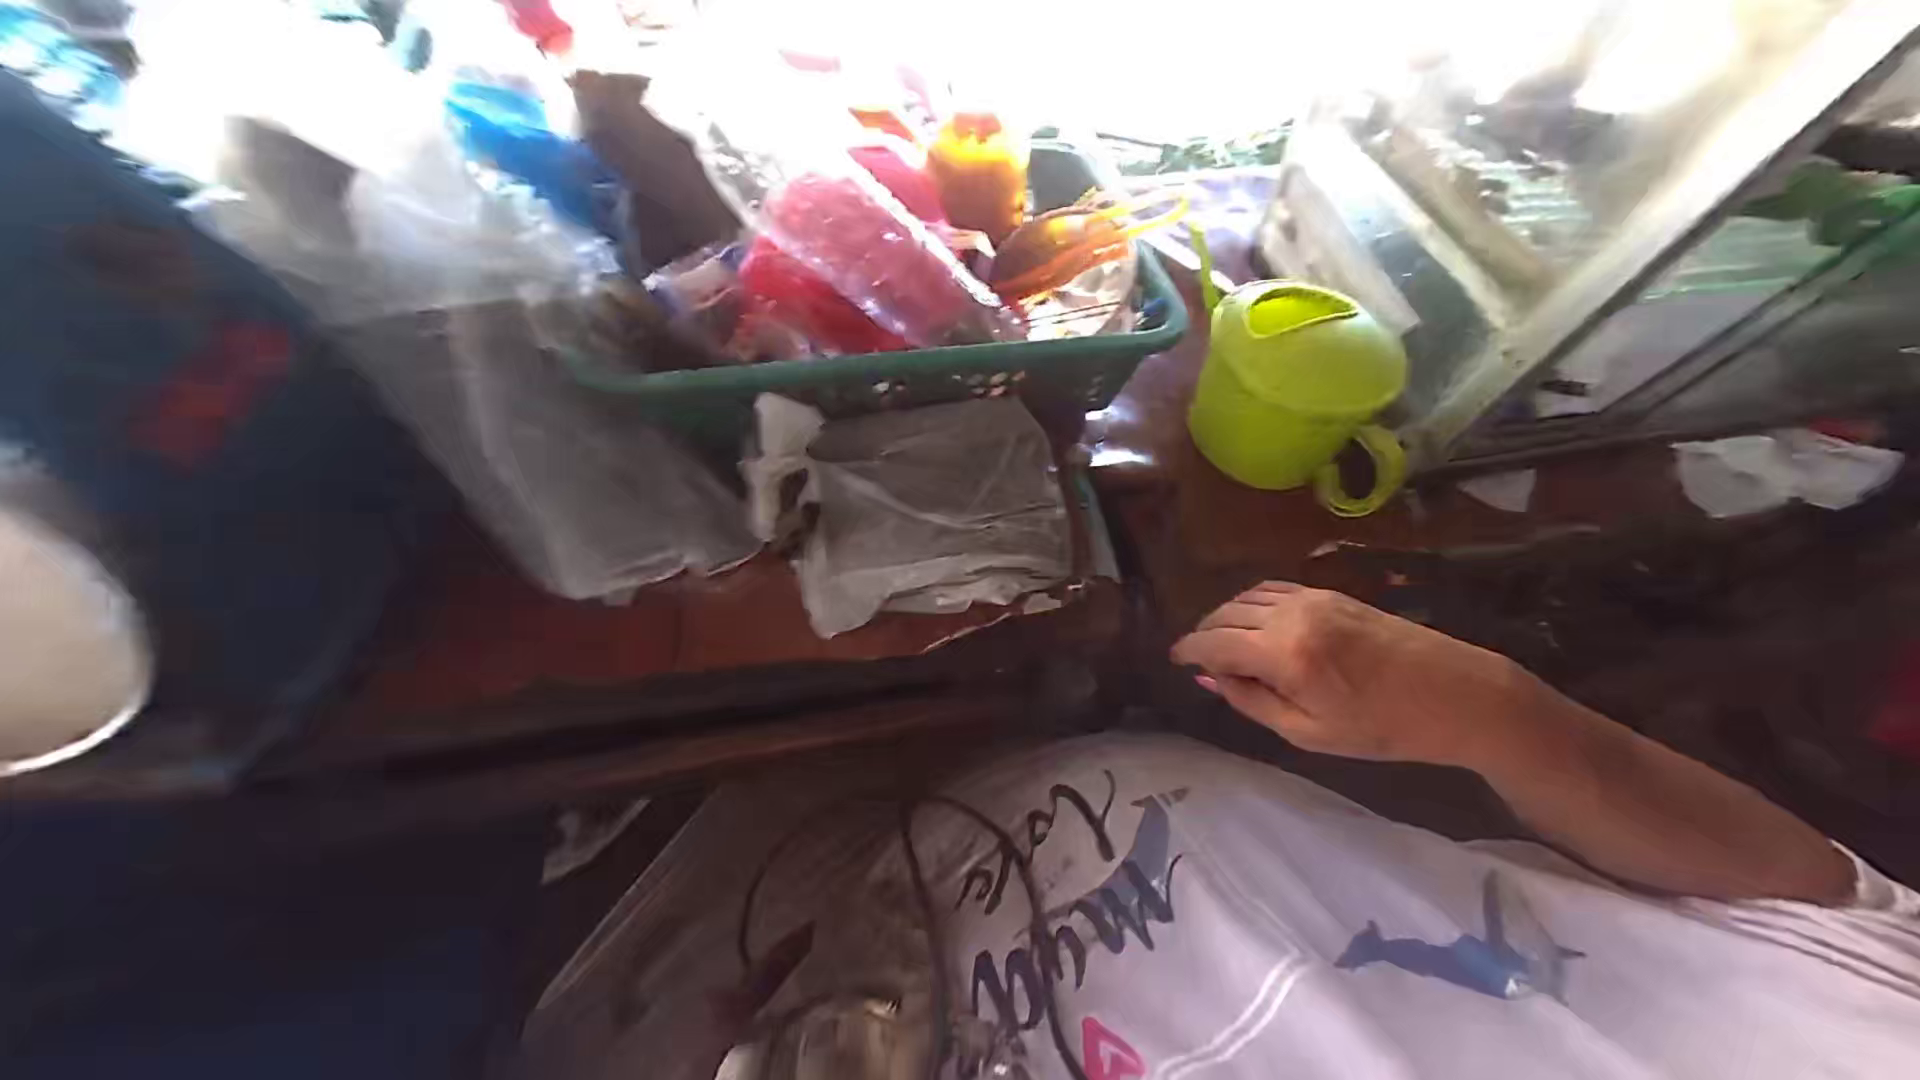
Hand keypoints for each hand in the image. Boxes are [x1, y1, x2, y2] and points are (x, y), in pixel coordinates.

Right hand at [1171, 582, 1555, 768]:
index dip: (1186, 650)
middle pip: (1223, 614)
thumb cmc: (1385, 728)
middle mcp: (1290, 615)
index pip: (1212, 642)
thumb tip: (1209, 679)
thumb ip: (1251, 702)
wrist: (1461, 695)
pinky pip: (1270, 590)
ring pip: (1243, 597)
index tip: (1174, 660)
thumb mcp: (1310, 734)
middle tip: (1201, 660)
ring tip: (1225, 644)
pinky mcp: (1328, 593)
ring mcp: (1310, 598)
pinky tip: (1255, 623)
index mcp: (1284, 654)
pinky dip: (1250, 603)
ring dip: (1225, 617)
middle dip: (1204, 635)